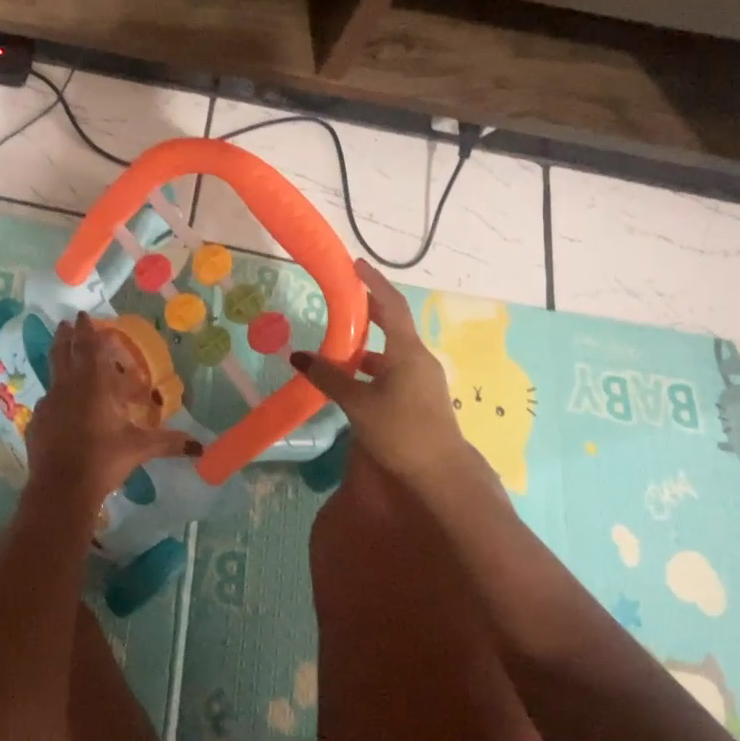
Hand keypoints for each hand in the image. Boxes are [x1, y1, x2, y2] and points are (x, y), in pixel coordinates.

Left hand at [27, 313, 197, 503]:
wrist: (60, 489)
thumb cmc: (103, 460)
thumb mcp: (139, 449)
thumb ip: (168, 442)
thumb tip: (200, 447)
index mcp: (93, 384)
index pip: (88, 347)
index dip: (87, 330)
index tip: (83, 316)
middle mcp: (67, 387)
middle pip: (63, 352)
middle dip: (65, 335)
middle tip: (65, 323)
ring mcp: (48, 404)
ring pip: (52, 374)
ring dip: (58, 361)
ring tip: (61, 356)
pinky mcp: (36, 422)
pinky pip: (48, 402)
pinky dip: (55, 397)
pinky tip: (60, 407)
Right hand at [291, 260, 472, 482]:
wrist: (441, 475)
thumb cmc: (401, 432)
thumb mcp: (358, 403)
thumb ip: (328, 377)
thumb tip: (298, 355)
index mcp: (407, 351)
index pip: (391, 305)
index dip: (373, 283)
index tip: (355, 265)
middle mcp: (419, 359)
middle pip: (394, 324)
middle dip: (370, 310)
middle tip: (344, 299)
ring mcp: (423, 379)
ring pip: (392, 351)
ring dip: (369, 343)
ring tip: (340, 342)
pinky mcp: (421, 398)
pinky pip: (394, 369)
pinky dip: (373, 365)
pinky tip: (354, 379)